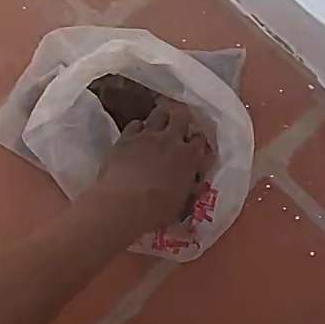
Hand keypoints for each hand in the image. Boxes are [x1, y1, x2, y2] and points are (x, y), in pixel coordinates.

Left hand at [90, 98, 211, 231]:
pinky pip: (136, 123)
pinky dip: (139, 128)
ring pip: (159, 113)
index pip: (201, 139)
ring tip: (160, 124)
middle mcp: (172, 140)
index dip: (199, 141)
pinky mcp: (126, 138)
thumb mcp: (182, 202)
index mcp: (190, 157)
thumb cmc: (157, 210)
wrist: (123, 204)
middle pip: (182, 116)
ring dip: (162, 117)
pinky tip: (137, 135)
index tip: (197, 145)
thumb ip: (189, 187)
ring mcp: (148, 136)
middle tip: (180, 126)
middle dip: (183, 118)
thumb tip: (194, 184)